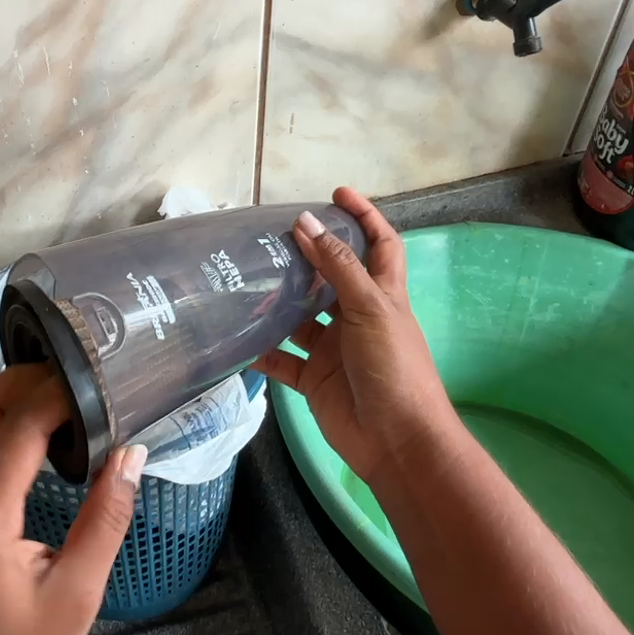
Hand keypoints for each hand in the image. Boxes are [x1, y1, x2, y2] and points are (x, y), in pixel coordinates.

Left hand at [0, 366, 145, 634]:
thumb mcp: (77, 593)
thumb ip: (105, 517)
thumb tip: (132, 452)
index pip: (19, 423)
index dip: (60, 393)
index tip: (99, 382)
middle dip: (25, 379)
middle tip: (77, 381)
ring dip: (7, 397)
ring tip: (61, 400)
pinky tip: (32, 435)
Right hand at [253, 187, 454, 484]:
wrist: (396, 441)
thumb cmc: (393, 367)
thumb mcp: (370, 308)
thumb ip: (336, 267)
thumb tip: (305, 223)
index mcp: (382, 296)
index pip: (379, 244)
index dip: (364, 216)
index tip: (337, 193)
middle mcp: (356, 317)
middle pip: (330, 277)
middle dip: (305, 256)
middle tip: (269, 237)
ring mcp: (333, 348)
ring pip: (299, 316)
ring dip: (277, 301)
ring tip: (244, 279)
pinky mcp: (312, 377)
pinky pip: (280, 359)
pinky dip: (260, 350)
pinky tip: (236, 338)